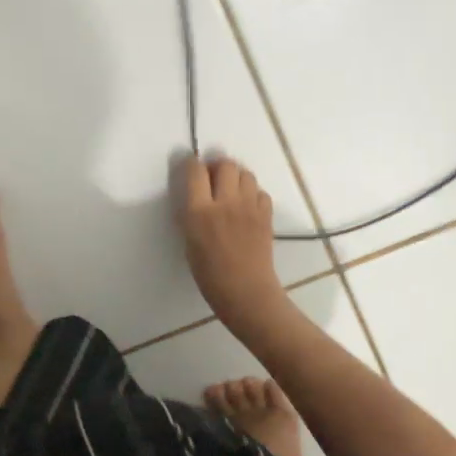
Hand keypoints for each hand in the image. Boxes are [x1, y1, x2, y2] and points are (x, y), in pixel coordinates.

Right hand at [180, 155, 287, 322]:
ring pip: (245, 173)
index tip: (190, 170)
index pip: (195, 170)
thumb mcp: (189, 242)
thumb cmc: (209, 275)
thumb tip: (195, 195)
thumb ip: (191, 214)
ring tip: (231, 192)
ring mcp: (249, 207)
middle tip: (212, 180)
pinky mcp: (266, 215)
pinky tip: (246, 208)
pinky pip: (260, 191)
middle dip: (217, 167)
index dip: (191, 164)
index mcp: (199, 211)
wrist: (245, 291)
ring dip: (236, 177)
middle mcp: (225, 202)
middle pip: (225, 164)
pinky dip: (253, 194)